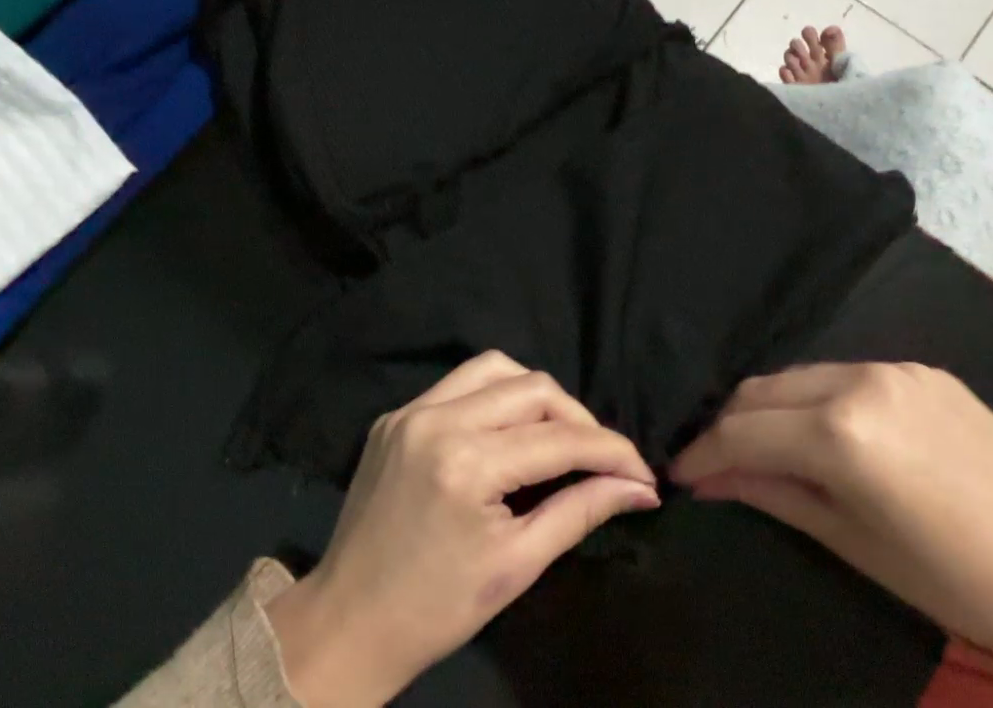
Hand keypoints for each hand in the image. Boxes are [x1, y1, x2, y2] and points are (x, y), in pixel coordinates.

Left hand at [265, 351, 660, 706]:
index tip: (643, 475)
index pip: (560, 438)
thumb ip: (580, 510)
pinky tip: (506, 434)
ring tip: (556, 438)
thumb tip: (639, 487)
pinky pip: (457, 384)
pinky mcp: (393, 417)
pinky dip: (494, 398)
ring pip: (494, 369)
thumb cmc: (438, 608)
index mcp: (467, 462)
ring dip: (535, 396)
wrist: (349, 623)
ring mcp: (408, 412)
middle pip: (532, 388)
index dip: (613, 453)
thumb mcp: (518, 563)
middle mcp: (435, 419)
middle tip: (601, 460)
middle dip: (578, 420)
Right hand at [671, 363, 992, 674]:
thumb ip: (771, 493)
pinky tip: (817, 434)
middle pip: (762, 392)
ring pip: (799, 377)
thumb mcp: (849, 542)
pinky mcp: (923, 371)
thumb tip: (707, 479)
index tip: (676, 473)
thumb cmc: (953, 581)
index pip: (741, 430)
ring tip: (760, 450)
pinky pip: (843, 376)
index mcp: (844, 433)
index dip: (701, 453)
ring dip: (768, 409)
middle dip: (728, 426)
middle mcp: (862, 382)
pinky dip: (812, 400)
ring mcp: (897, 370)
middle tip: (713, 465)